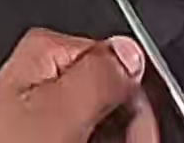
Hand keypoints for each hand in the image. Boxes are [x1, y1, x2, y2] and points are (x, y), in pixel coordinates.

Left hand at [0, 28, 158, 142]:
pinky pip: (86, 133)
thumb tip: (131, 49)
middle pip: (112, 95)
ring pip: (103, 122)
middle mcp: (46, 74)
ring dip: (115, 137)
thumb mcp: (54, 110)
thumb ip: (96, 75)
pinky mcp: (45, 134)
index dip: (136, 99)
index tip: (139, 130)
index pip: (116, 59)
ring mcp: (46, 110)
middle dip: (127, 127)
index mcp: (46, 51)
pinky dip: (95, 140)